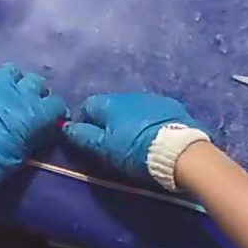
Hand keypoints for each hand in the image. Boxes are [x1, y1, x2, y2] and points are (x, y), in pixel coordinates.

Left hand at [0, 64, 66, 221]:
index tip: (51, 117)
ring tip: (8, 92)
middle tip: (29, 104)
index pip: (56, 103)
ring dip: (13, 81)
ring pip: (12, 70)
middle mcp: (20, 93)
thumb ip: (39, 133)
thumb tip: (48, 127)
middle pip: (36, 82)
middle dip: (36, 93)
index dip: (55, 111)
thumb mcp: (27, 151)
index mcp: (36, 112)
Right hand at [62, 92, 208, 190]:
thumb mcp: (103, 149)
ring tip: (135, 142)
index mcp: (109, 102)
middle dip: (108, 123)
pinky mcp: (172, 106)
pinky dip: (148, 122)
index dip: (86, 125)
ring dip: (129, 122)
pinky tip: (153, 137)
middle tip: (113, 145)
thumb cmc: (135, 151)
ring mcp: (152, 98)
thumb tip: (66, 126)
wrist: (181, 152)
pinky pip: (152, 113)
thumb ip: (82, 136)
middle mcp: (129, 95)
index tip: (92, 142)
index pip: (87, 107)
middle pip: (110, 107)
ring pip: (131, 109)